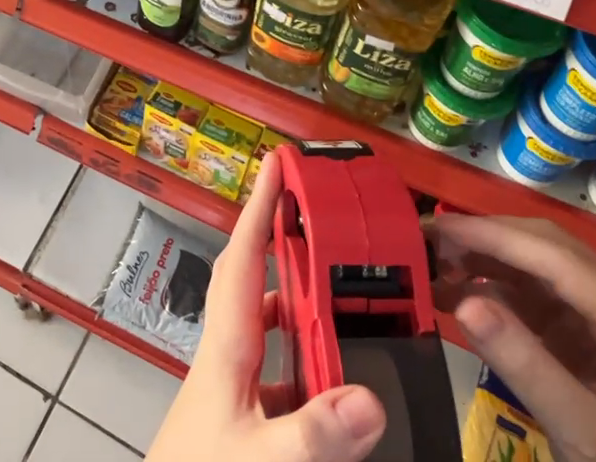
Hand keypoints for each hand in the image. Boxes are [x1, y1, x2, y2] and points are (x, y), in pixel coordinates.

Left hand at [146, 152, 387, 461]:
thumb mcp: (260, 460)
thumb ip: (313, 433)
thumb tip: (370, 398)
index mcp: (225, 350)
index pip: (244, 260)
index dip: (260, 207)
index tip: (276, 164)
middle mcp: (227, 358)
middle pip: (257, 284)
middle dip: (286, 247)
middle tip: (325, 224)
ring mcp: (232, 387)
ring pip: (272, 332)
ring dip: (305, 312)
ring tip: (349, 306)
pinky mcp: (241, 416)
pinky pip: (281, 374)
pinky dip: (309, 369)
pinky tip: (338, 390)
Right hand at [432, 215, 595, 461]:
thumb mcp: (586, 434)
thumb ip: (528, 369)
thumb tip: (462, 302)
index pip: (563, 262)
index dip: (498, 239)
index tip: (439, 229)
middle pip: (551, 251)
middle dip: (487, 241)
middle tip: (425, 242)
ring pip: (536, 268)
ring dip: (484, 261)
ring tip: (429, 267)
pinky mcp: (582, 338)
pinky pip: (531, 299)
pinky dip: (489, 290)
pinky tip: (452, 295)